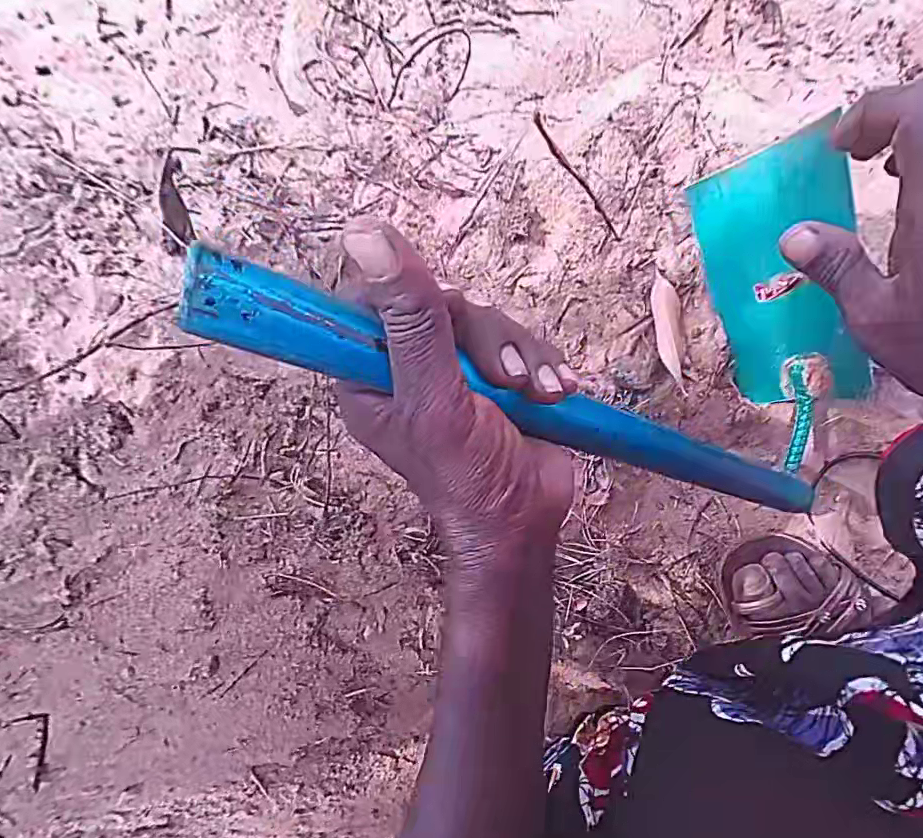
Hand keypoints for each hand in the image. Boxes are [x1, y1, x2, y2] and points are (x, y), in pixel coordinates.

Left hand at [336, 220, 577, 572]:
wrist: (524, 519)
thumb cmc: (468, 476)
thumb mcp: (435, 397)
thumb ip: (410, 321)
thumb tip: (366, 233)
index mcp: (370, 375)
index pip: (371, 301)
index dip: (408, 296)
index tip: (445, 317)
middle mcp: (409, 368)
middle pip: (441, 304)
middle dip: (485, 338)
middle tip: (504, 377)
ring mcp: (458, 373)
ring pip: (488, 321)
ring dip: (522, 355)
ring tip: (537, 395)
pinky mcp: (500, 380)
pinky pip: (521, 343)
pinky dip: (543, 365)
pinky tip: (556, 393)